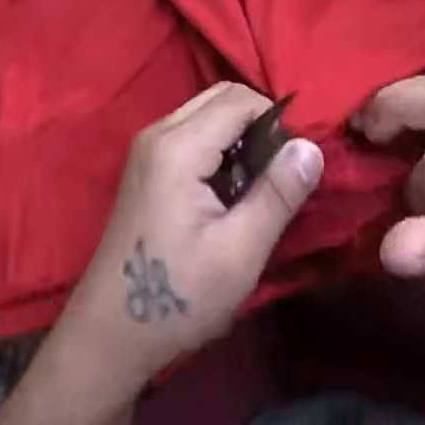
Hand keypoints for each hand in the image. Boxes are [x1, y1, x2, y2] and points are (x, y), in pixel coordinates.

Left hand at [48, 81, 324, 399]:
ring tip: (259, 183)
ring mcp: (146, 145)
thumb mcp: (240, 251)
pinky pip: (190, 130)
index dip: (278, 120)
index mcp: (178, 146)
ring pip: (204, 111)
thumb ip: (277, 194)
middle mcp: (158, 131)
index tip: (298, 162)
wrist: (113, 327)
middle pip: (219, 96)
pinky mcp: (145, 162)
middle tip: (282, 171)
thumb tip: (311, 146)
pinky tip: (229, 188)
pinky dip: (218, 143)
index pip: (238, 100)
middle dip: (259, 121)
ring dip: (238, 133)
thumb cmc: (180, 294)